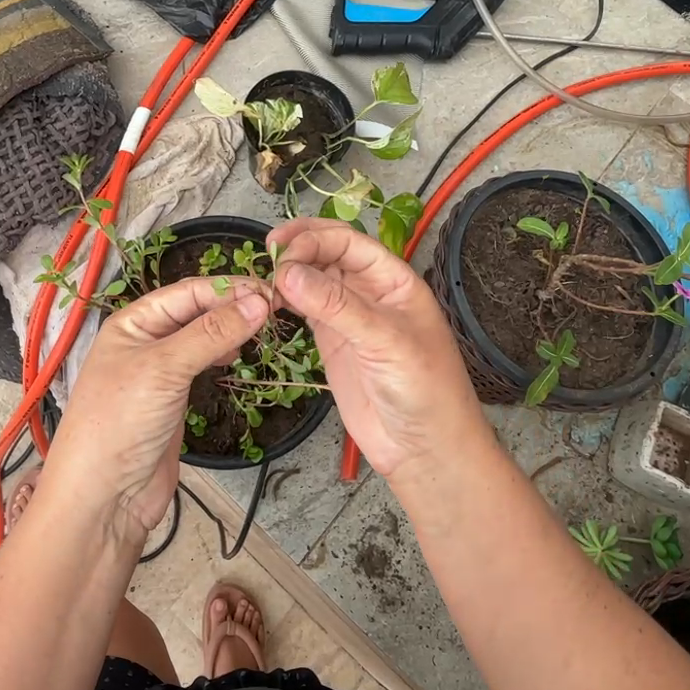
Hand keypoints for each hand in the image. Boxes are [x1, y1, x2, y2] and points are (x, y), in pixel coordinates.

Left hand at [44, 277, 270, 537]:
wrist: (103, 498)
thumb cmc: (121, 422)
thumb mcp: (165, 369)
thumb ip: (212, 333)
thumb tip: (259, 302)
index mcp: (134, 321)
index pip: (189, 291)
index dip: (229, 288)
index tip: (272, 291)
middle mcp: (146, 340)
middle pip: (197, 311)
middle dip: (234, 306)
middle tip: (278, 310)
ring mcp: (160, 371)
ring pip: (202, 337)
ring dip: (231, 330)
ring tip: (265, 329)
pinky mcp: (173, 399)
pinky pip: (202, 365)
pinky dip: (224, 355)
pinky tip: (239, 356)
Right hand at [268, 218, 486, 480]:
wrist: (425, 450)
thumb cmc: (425, 391)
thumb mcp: (385, 342)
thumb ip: (337, 307)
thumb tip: (288, 273)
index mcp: (394, 280)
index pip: (350, 244)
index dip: (316, 239)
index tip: (284, 251)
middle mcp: (370, 292)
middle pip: (329, 254)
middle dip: (300, 248)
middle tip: (268, 254)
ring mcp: (349, 317)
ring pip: (314, 279)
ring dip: (289, 274)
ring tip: (264, 279)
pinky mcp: (332, 342)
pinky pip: (306, 309)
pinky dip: (286, 300)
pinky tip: (270, 300)